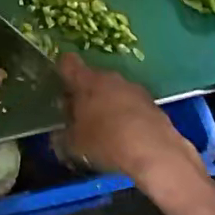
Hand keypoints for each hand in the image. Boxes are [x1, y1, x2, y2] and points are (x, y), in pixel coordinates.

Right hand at [59, 52, 200, 180]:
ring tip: (103, 129)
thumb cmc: (105, 142)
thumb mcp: (74, 144)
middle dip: (85, 94)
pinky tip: (125, 136)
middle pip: (92, 79)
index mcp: (86, 81)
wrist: (154, 151)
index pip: (68, 63)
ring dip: (107, 104)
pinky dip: (126, 115)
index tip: (59, 83)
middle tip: (78, 116)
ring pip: (113, 90)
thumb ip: (64, 135)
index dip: (62, 70)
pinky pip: (131, 104)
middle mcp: (110, 78)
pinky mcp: (152, 103)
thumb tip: (60, 134)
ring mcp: (133, 88)